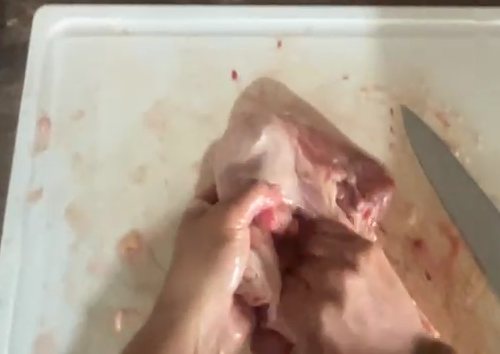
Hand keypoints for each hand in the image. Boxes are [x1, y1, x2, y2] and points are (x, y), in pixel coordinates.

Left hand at [124, 182, 280, 353]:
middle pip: (250, 210)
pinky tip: (295, 247)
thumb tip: (274, 185)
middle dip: (270, 209)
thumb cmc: (209, 260)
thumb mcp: (227, 217)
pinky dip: (280, 255)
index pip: (229, 184)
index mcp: (204, 209)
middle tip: (290, 211)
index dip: (252, 180)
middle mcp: (217, 229)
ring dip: (278, 233)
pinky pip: (268, 260)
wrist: (204, 321)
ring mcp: (233, 255)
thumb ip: (251, 194)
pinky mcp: (248, 279)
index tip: (278, 178)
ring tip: (295, 230)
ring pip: (262, 235)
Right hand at [272, 219, 448, 353]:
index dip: (273, 285)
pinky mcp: (367, 245)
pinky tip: (315, 240)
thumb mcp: (313, 349)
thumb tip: (262, 301)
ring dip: (301, 246)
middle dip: (286, 264)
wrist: (405, 352)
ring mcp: (351, 258)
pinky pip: (330, 226)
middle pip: (292, 257)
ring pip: (308, 237)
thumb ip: (285, 325)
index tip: (273, 287)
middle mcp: (331, 279)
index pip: (277, 285)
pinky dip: (318, 232)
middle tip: (285, 270)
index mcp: (316, 314)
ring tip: (299, 253)